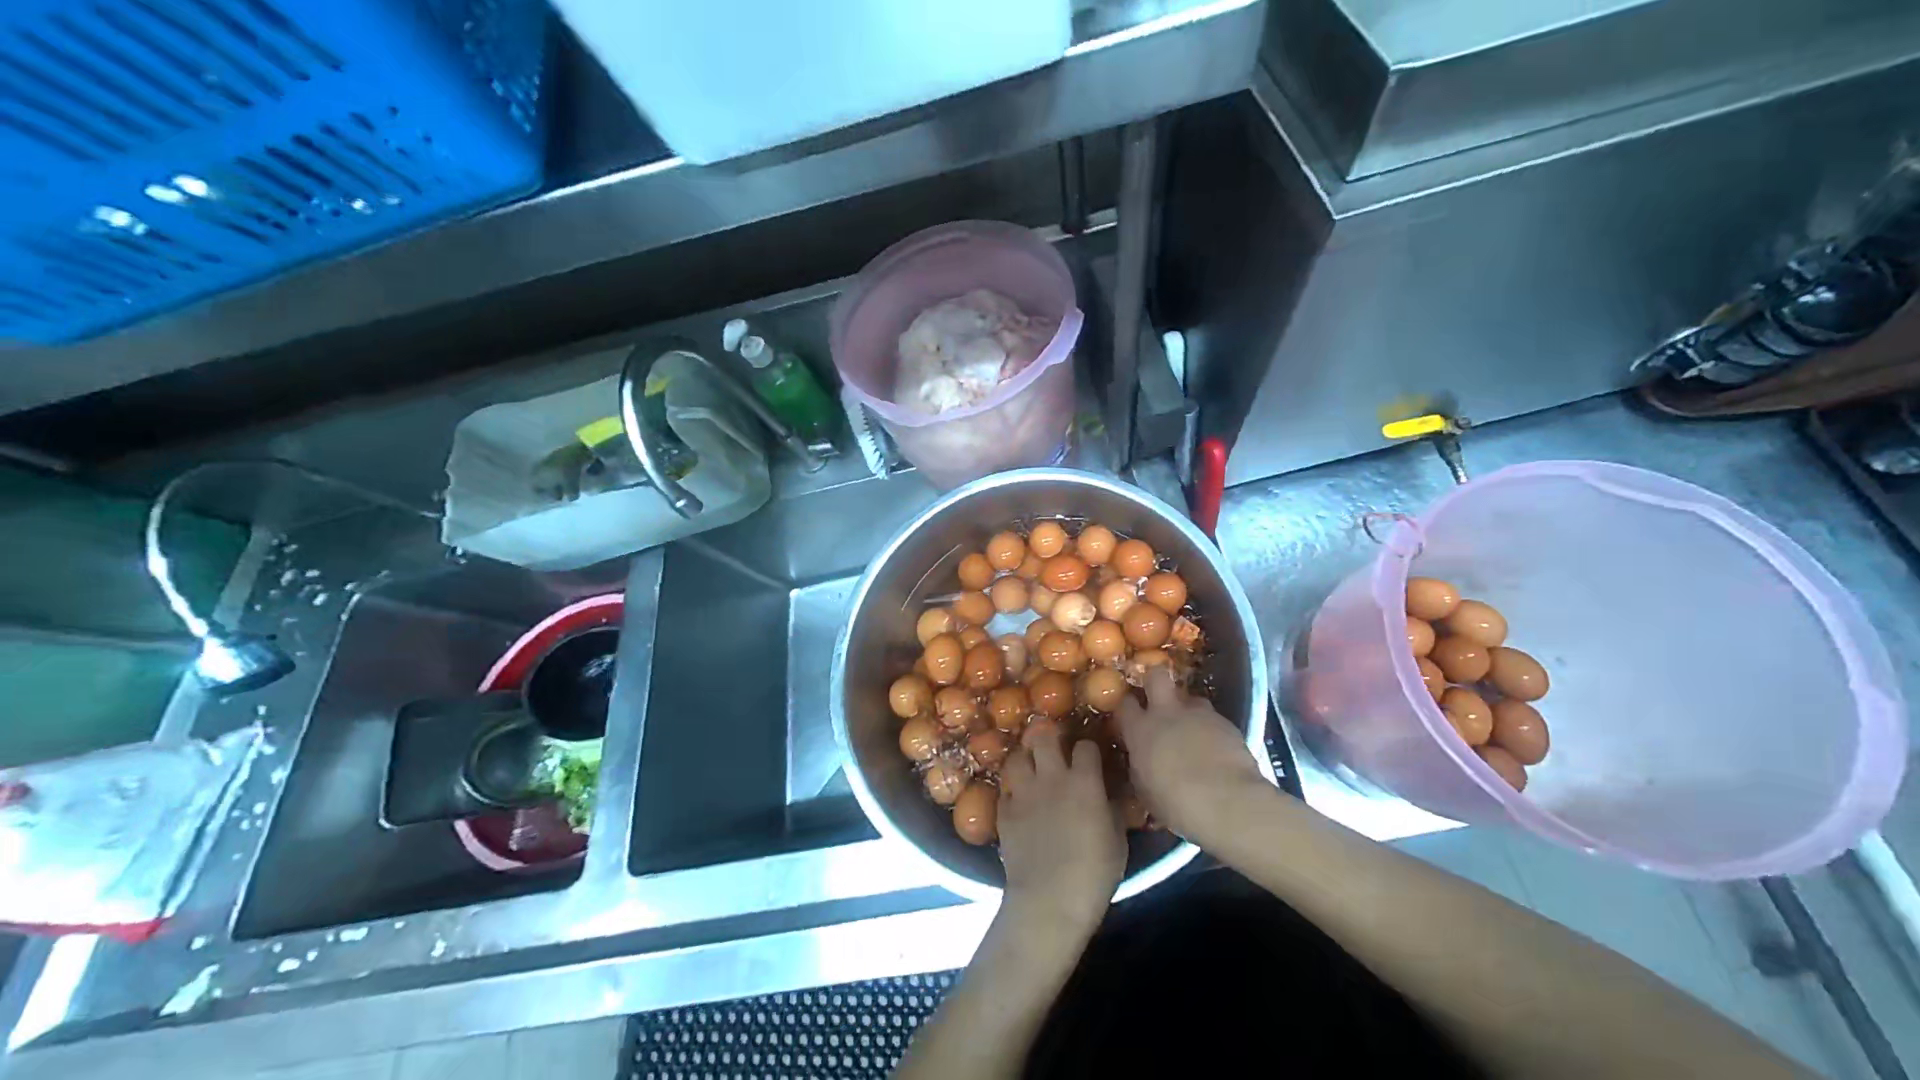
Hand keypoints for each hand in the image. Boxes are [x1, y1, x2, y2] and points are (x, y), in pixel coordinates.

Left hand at [996, 720, 1126, 934]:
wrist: (1049, 899)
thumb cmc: (1094, 873)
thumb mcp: (1117, 840)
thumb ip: (1111, 809)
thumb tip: (1109, 795)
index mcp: (1084, 781)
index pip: (1086, 747)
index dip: (1089, 750)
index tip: (1091, 758)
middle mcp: (1051, 778)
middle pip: (1043, 737)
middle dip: (1049, 737)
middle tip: (1055, 748)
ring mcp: (1023, 792)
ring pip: (1017, 756)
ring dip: (1026, 759)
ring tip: (1032, 769)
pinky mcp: (1003, 810)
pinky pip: (1006, 788)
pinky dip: (1013, 790)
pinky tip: (1019, 800)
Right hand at [1116, 666, 1266, 842]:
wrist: (1227, 802)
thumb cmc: (1176, 803)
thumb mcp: (1146, 789)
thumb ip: (1140, 766)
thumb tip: (1142, 761)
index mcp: (1141, 730)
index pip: (1124, 705)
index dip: (1126, 707)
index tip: (1128, 717)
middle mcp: (1167, 713)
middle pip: (1156, 676)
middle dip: (1155, 681)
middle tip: (1157, 698)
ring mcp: (1198, 714)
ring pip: (1190, 697)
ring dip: (1189, 710)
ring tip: (1193, 729)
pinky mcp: (1226, 722)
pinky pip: (1213, 718)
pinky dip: (1211, 729)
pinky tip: (1216, 748)